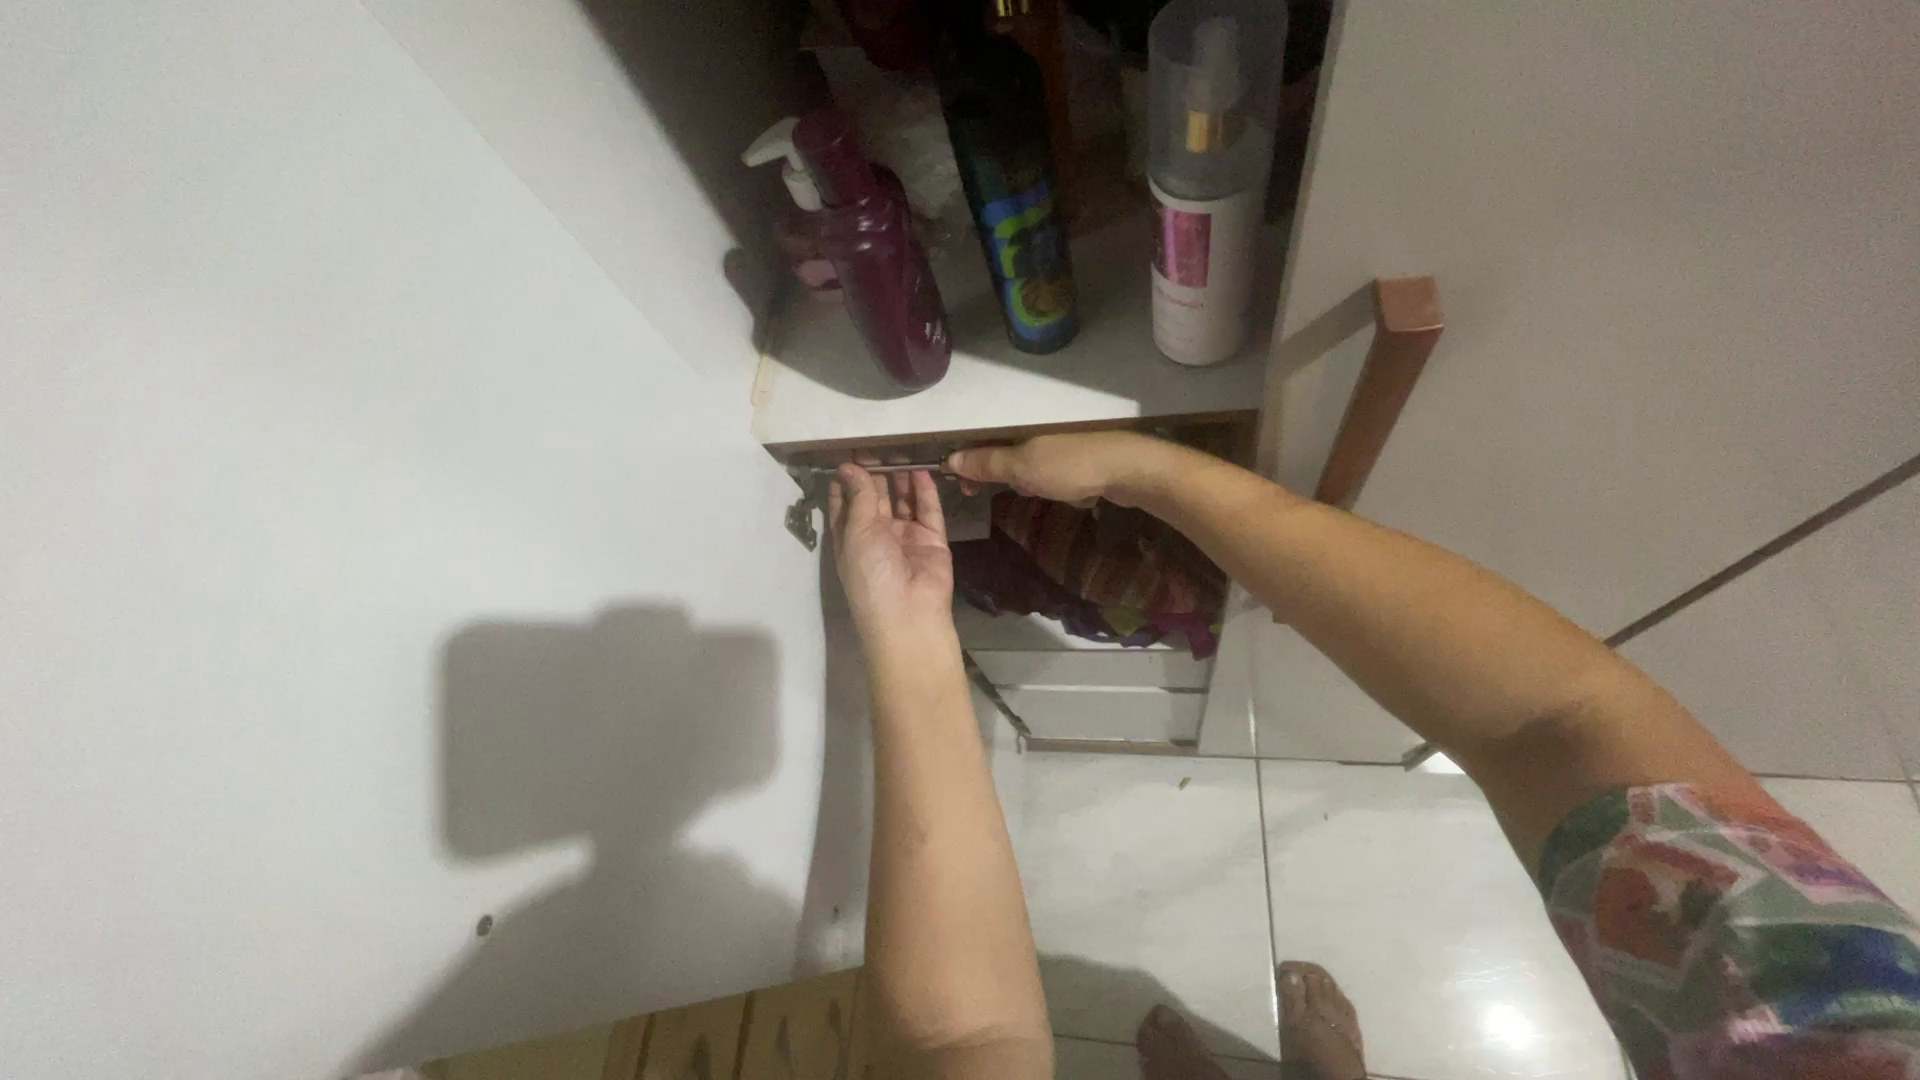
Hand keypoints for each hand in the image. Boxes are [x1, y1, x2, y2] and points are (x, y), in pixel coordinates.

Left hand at [829, 461, 953, 640]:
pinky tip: (921, 471)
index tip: (849, 452)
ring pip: (902, 500)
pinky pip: (928, 510)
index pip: (845, 503)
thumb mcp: (857, 531)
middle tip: (879, 444)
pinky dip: (925, 492)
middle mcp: (877, 535)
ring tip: (901, 451)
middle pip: (875, 497)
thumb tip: (848, 467)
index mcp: (850, 537)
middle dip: (876, 473)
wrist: (908, 613)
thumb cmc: (871, 573)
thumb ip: (858, 496)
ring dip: (900, 478)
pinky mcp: (931, 540)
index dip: (846, 479)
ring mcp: (905, 537)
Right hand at [946, 432, 1173, 507]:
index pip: (984, 441)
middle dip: (1008, 478)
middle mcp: (1040, 431)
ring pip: (1034, 470)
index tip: (965, 488)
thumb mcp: (1021, 466)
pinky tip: (1077, 496)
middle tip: (1018, 492)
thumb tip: (950, 459)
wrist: (1131, 470)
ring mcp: (1064, 447)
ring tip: (1049, 493)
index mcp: (1022, 426)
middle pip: (1008, 456)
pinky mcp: (1084, 463)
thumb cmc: (1070, 466)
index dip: (969, 463)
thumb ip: (986, 463)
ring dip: (1036, 485)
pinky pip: (1060, 479)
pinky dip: (1063, 489)